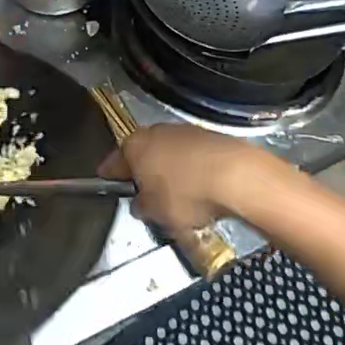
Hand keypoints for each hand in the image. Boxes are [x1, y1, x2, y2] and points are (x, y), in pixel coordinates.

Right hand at [98, 123, 283, 229]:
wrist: (238, 177)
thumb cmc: (186, 194)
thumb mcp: (155, 213)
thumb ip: (140, 207)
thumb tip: (141, 204)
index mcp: (133, 145)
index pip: (112, 162)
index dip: (109, 177)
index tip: (107, 184)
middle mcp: (154, 131)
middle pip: (142, 155)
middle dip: (143, 174)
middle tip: (147, 198)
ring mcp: (184, 131)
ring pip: (169, 155)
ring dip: (170, 172)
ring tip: (180, 199)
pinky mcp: (211, 137)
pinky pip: (193, 158)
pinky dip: (193, 171)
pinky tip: (203, 191)